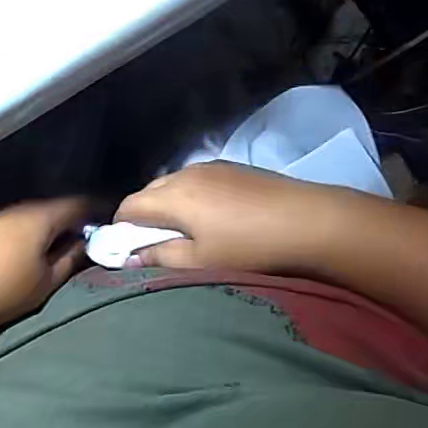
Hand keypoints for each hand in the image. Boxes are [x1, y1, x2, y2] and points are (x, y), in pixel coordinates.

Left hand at [0, 198, 89, 332]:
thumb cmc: (0, 289)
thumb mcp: (46, 282)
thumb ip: (72, 259)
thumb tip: (86, 244)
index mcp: (43, 215)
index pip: (81, 204)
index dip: (98, 212)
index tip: (110, 226)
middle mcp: (18, 208)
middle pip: (54, 210)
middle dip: (72, 223)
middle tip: (86, 243)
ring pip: (30, 219)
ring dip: (46, 232)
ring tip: (55, 253)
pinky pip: (10, 228)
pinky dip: (24, 238)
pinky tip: (22, 258)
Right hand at [112, 162, 372, 272]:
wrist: (306, 220)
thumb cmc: (249, 247)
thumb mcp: (200, 261)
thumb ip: (160, 257)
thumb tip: (129, 258)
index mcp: (171, 195)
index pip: (127, 206)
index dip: (121, 229)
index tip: (128, 250)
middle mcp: (186, 173)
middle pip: (149, 191)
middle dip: (144, 215)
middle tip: (156, 244)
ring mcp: (212, 166)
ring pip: (175, 182)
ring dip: (170, 203)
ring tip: (186, 230)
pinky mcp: (235, 167)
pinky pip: (198, 179)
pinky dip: (192, 195)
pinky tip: (212, 215)